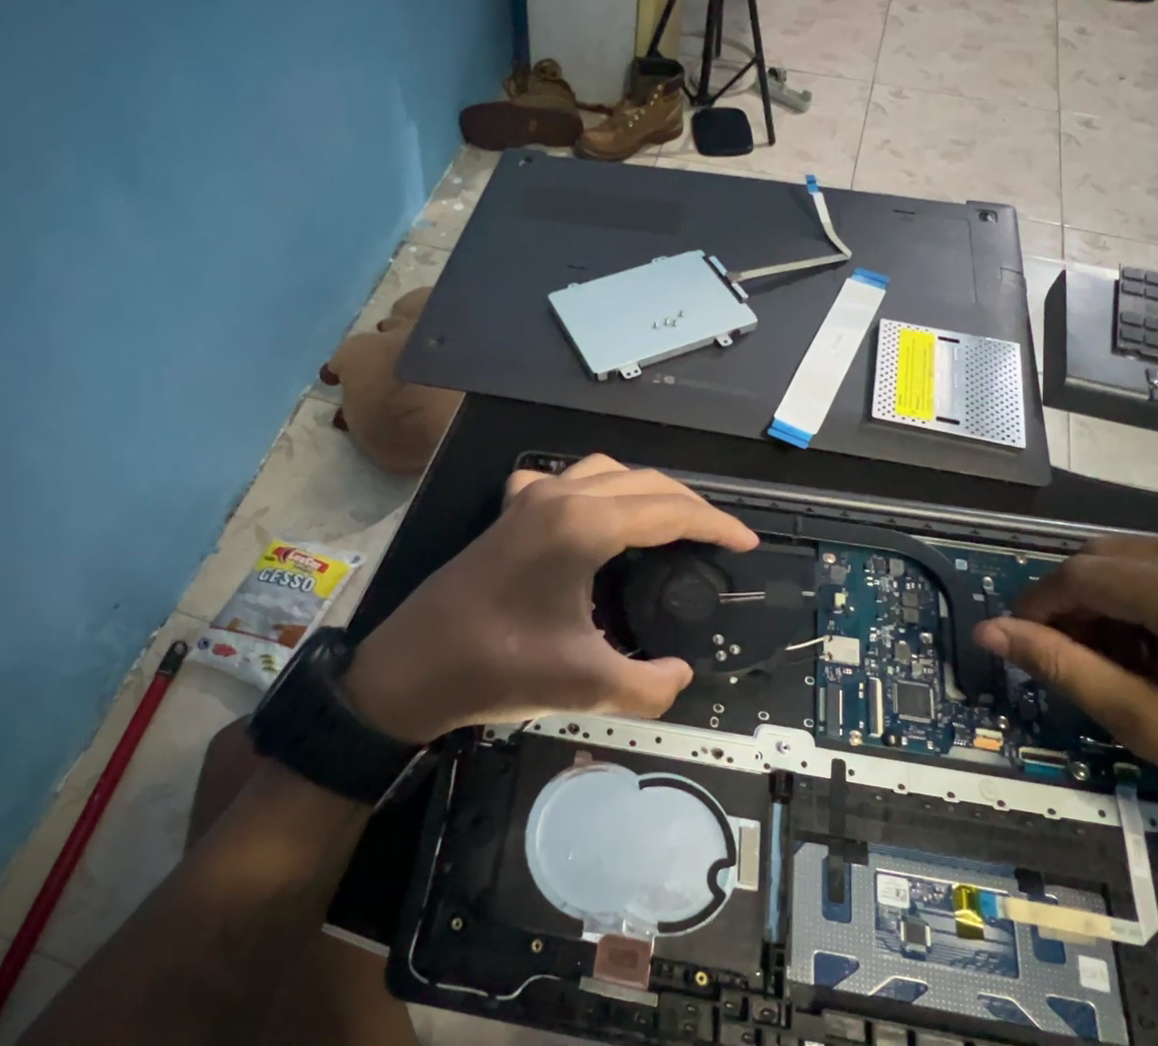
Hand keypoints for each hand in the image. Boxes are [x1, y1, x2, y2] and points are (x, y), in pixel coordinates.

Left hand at [341, 455, 758, 743]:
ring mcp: (528, 500)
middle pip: (644, 483)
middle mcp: (558, 497)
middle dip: (689, 506)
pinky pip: (563, 482)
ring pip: (606, 472)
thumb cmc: (497, 669)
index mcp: (583, 526)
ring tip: (672, 525)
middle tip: (719, 540)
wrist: (410, 668)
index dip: (716, 526)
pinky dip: (595, 490)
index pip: (669, 511)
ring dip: (646, 491)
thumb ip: (650, 686)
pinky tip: (596, 517)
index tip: (747, 545)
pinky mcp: (507, 515)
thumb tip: (679, 676)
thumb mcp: (586, 685)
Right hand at [973, 537, 1157, 868]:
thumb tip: (989, 631)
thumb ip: (1067, 668)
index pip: (1090, 574)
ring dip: (1117, 598)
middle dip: (1077, 600)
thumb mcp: (1157, 728)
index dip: (1040, 602)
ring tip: (1119, 659)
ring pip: (1153, 557)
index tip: (1017, 638)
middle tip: (1066, 654)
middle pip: (1119, 554)